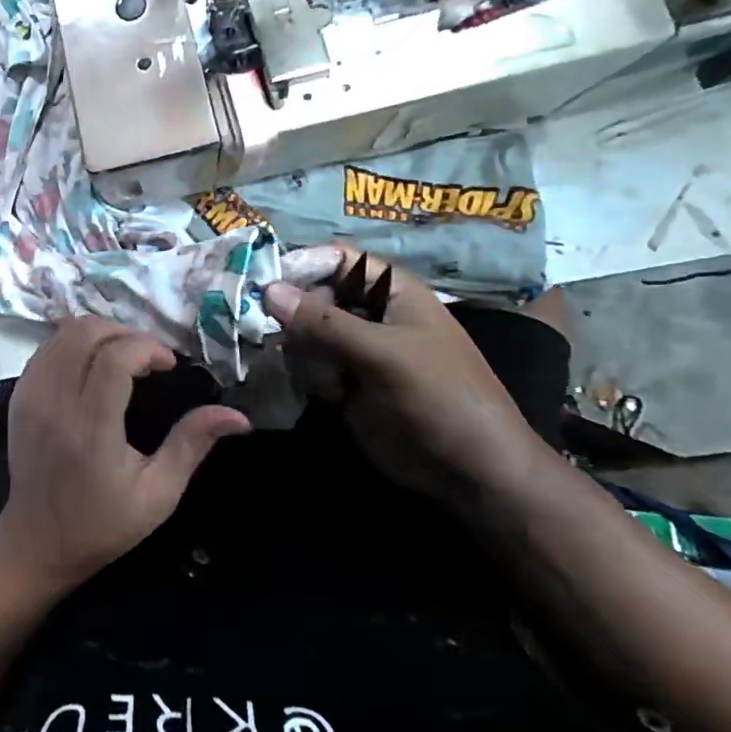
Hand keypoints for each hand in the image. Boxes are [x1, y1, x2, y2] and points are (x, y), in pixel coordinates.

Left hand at [0, 317, 249, 588]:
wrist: (36, 544)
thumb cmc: (102, 525)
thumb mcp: (158, 494)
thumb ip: (192, 444)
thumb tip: (239, 416)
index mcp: (90, 429)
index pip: (114, 357)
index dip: (148, 347)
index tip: (169, 366)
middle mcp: (54, 404)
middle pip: (86, 332)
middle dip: (125, 332)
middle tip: (149, 359)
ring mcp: (30, 397)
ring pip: (64, 333)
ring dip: (101, 333)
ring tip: (124, 358)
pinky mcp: (18, 397)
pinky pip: (47, 348)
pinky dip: (75, 344)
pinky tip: (93, 366)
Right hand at [263, 249, 547, 499]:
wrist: (470, 471)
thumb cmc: (439, 396)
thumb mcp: (384, 353)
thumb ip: (325, 323)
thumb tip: (269, 290)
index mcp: (391, 291)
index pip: (336, 260)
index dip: (301, 266)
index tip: (260, 283)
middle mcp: (370, 315)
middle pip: (314, 296)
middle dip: (289, 312)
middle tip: (262, 331)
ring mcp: (355, 352)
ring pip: (306, 334)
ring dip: (293, 348)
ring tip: (303, 369)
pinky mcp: (344, 385)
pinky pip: (309, 367)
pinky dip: (300, 374)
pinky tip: (310, 389)